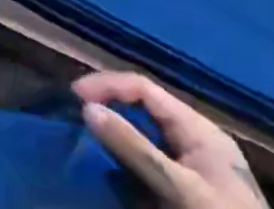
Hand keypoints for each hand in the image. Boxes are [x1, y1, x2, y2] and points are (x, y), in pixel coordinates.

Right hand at [75, 72, 268, 208]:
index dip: (105, 85)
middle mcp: (195, 136)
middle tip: (76, 114)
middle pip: (141, 104)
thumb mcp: (180, 188)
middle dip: (107, 104)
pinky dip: (126, 151)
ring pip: (143, 128)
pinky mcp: (188, 180)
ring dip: (114, 128)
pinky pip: (149, 152)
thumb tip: (86, 107)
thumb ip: (135, 148)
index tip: (74, 98)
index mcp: (198, 128)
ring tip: (86, 135)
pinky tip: (111, 162)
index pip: (142, 87)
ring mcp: (192, 159)